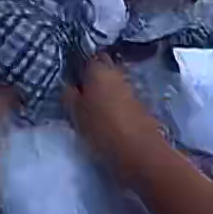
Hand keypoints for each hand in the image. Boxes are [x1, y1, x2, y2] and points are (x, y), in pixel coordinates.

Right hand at [66, 55, 169, 177]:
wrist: (142, 154)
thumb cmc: (102, 129)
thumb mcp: (75, 113)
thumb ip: (69, 95)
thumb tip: (69, 86)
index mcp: (97, 69)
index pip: (86, 59)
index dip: (79, 69)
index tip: (73, 83)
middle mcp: (116, 73)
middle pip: (103, 69)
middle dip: (95, 78)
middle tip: (83, 96)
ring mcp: (132, 90)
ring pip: (115, 85)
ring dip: (107, 94)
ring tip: (96, 112)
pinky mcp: (143, 108)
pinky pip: (125, 101)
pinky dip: (118, 107)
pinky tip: (112, 123)